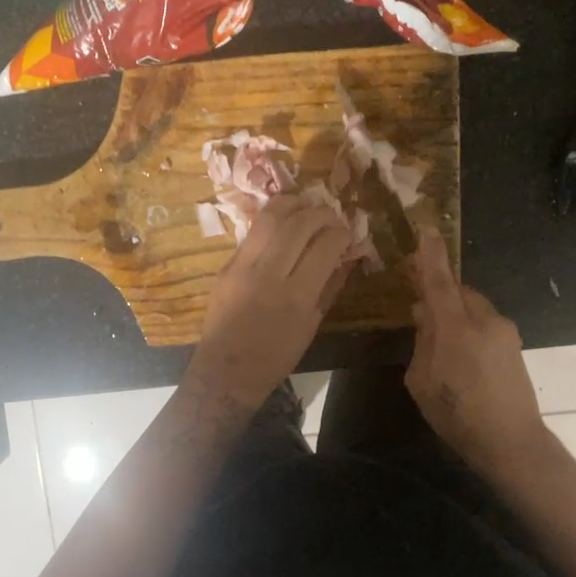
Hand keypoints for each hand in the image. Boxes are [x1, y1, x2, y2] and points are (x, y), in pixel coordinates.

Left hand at [188, 199, 355, 404]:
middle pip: (299, 225)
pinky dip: (271, 220)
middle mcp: (269, 275)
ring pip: (270, 219)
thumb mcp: (311, 326)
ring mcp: (243, 268)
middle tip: (332, 214)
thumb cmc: (275, 357)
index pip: (325, 246)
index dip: (341, 233)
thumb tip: (349, 256)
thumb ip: (330, 287)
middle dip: (321, 213)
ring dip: (293, 204)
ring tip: (308, 204)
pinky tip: (284, 219)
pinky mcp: (226, 266)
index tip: (348, 232)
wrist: (226, 372)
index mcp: (296, 297)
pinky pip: (252, 233)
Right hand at [405, 226, 547, 468]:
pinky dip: (467, 330)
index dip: (430, 256)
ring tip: (439, 348)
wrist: (510, 441)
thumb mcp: (422, 381)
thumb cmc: (457, 415)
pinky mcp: (514, 345)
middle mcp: (484, 320)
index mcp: (456, 328)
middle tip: (419, 318)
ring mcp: (504, 331)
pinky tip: (460, 360)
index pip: (438, 282)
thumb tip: (426, 315)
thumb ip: (422, 342)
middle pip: (458, 292)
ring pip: (471, 308)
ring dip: (454, 316)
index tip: (426, 229)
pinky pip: (483, 325)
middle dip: (439, 297)